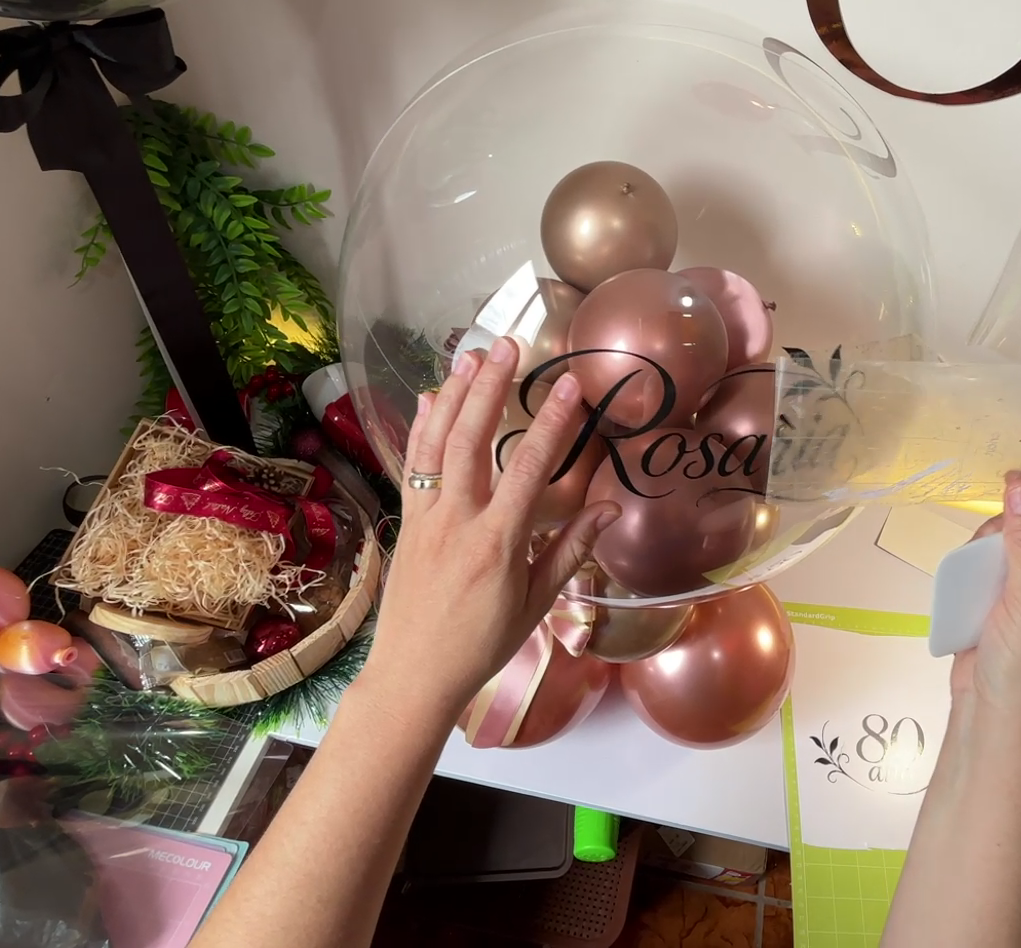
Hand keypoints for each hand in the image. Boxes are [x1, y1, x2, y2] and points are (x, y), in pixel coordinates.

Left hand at [363, 336, 620, 720]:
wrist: (413, 676)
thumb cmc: (483, 643)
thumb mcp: (536, 602)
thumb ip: (571, 550)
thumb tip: (611, 509)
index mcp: (498, 542)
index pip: (529, 468)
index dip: (552, 423)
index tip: (569, 385)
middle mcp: (458, 520)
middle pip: (473, 440)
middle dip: (492, 388)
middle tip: (508, 345)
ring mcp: (427, 517)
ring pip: (438, 445)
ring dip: (455, 396)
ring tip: (470, 354)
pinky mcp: (409, 522)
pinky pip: (414, 466)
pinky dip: (422, 428)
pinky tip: (432, 398)